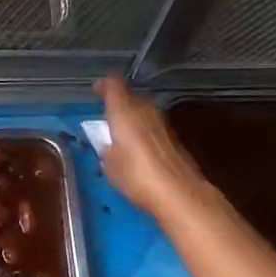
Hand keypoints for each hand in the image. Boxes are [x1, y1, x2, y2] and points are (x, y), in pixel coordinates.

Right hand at [95, 75, 209, 213]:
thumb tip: (110, 145)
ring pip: (143, 110)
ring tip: (122, 134)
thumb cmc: (137, 176)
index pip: (114, 84)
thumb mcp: (110, 166)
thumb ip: (107, 149)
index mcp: (124, 111)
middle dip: (119, 103)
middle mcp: (144, 109)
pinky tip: (139, 148)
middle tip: (108, 117)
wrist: (179, 192)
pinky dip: (144, 130)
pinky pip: (153, 125)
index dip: (105, 85)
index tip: (97, 91)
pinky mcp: (174, 136)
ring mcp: (162, 122)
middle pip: (130, 96)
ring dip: (133, 117)